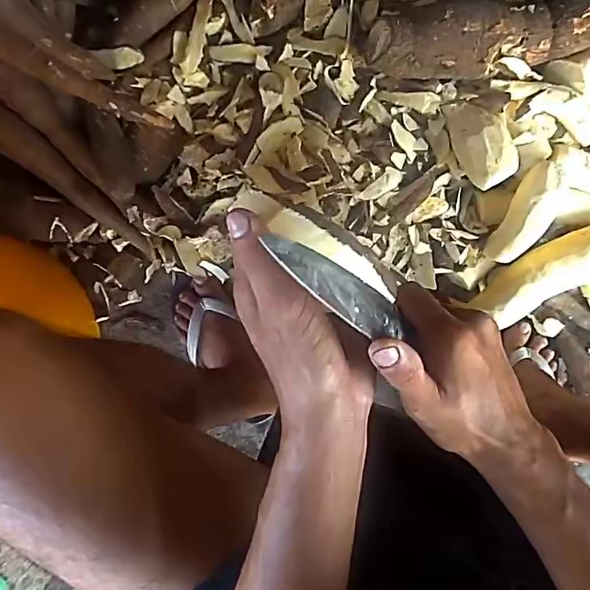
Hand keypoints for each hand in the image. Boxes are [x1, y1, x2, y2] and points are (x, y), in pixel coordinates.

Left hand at [225, 209, 373, 421]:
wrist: (334, 402)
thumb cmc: (299, 352)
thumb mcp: (276, 300)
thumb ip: (259, 258)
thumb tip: (235, 213)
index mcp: (254, 291)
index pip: (249, 245)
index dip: (259, 219)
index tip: (279, 188)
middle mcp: (275, 297)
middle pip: (281, 253)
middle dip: (294, 228)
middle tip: (315, 198)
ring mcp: (304, 309)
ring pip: (307, 267)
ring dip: (319, 247)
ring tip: (336, 218)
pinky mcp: (332, 318)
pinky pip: (333, 284)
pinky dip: (339, 268)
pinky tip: (353, 255)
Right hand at [367, 285, 551, 466]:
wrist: (509, 440)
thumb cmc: (466, 427)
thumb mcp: (425, 406)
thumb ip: (403, 373)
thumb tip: (380, 346)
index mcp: (453, 334)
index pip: (412, 295)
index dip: (395, 311)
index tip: (392, 336)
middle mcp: (474, 321)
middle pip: (428, 302)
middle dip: (412, 323)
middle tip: (412, 360)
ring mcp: (487, 327)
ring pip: (443, 311)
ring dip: (430, 330)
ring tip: (430, 366)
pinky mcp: (493, 335)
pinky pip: (459, 322)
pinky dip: (447, 336)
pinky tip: (448, 366)